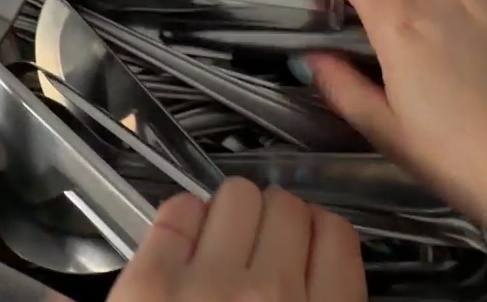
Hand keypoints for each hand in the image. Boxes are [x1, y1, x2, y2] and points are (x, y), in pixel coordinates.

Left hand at [107, 179, 365, 301]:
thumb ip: (326, 300)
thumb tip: (325, 268)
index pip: (337, 235)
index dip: (320, 236)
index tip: (308, 249)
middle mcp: (270, 298)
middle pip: (286, 205)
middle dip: (274, 225)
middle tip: (258, 255)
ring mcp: (206, 286)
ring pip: (238, 194)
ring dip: (231, 217)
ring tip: (220, 250)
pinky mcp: (149, 283)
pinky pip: (180, 208)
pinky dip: (182, 223)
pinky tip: (179, 251)